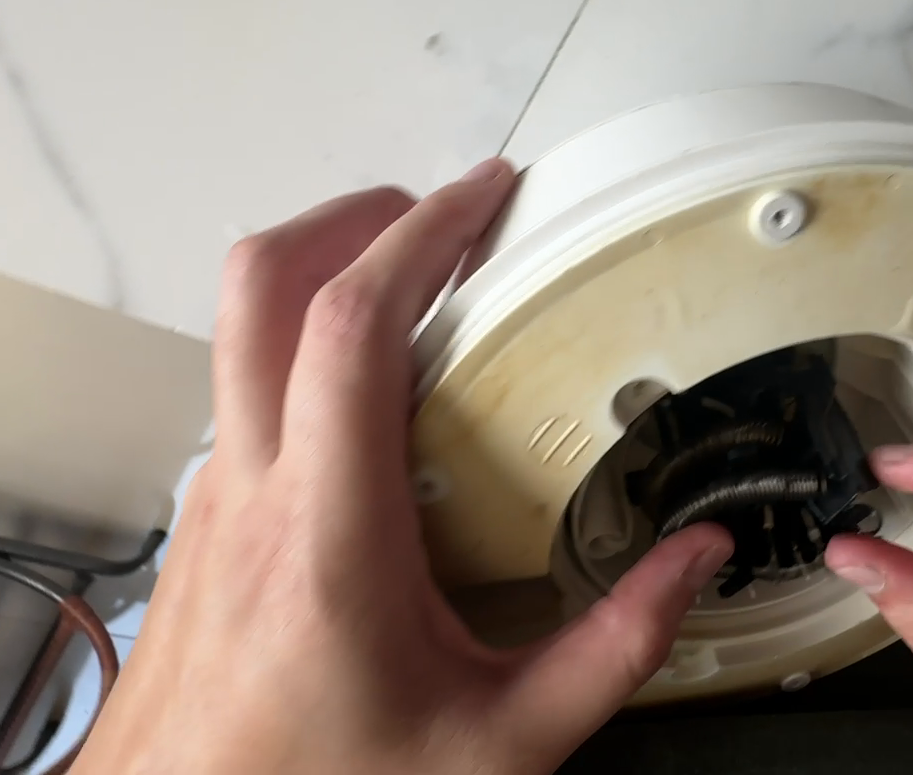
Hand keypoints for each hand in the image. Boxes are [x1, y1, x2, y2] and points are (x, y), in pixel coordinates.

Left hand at [73, 160, 732, 774]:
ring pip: (243, 324)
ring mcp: (218, 493)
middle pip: (263, 285)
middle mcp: (253, 487)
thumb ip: (616, 647)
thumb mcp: (502, 743)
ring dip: (331, 266)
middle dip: (357, 215)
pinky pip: (254, 379)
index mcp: (327, 527)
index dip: (421, 235)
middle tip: (450, 215)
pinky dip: (316, 336)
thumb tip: (700, 556)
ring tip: (428, 274)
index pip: (351, 325)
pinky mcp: (211, 511)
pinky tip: (389, 383)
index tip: (487, 192)